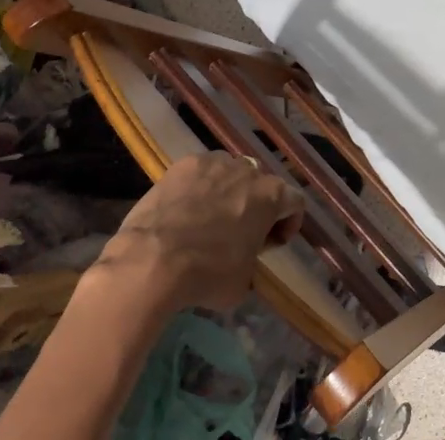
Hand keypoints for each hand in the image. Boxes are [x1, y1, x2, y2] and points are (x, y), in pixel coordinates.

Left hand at [95, 152, 303, 311]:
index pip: (295, 202)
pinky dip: (199, 185)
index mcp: (273, 196)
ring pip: (232, 173)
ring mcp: (217, 164)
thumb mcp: (244, 280)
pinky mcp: (185, 165)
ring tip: (210, 214)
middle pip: (263, 184)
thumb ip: (253, 259)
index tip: (273, 243)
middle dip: (256, 205)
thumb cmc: (206, 274)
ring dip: (229, 190)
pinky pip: (202, 171)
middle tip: (240, 230)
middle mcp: (251, 172)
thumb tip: (243, 258)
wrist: (149, 264)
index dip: (288, 223)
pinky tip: (185, 206)